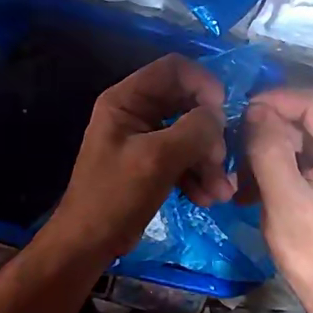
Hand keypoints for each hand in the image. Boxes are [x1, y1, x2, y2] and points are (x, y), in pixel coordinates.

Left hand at [38, 55, 235, 263]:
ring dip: (208, 160)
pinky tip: (206, 198)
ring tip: (219, 191)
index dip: (203, 83)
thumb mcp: (157, 159)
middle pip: (187, 103)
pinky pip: (185, 157)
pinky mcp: (153, 164)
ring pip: (190, 134)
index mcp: (126, 99)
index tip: (223, 111)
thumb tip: (219, 116)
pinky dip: (198, 175)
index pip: (173, 69)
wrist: (89, 243)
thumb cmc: (115, 196)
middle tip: (220, 161)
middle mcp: (136, 112)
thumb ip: (193, 130)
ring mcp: (145, 138)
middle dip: (209, 133)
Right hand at [246, 89, 312, 312]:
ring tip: (240, 178)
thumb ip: (270, 152)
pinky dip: (276, 168)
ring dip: (267, 152)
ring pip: (301, 140)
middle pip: (309, 121)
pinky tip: (251, 190)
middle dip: (268, 130)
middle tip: (234, 148)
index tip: (241, 111)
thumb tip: (255, 110)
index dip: (278, 99)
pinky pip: (303, 161)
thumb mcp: (286, 204)